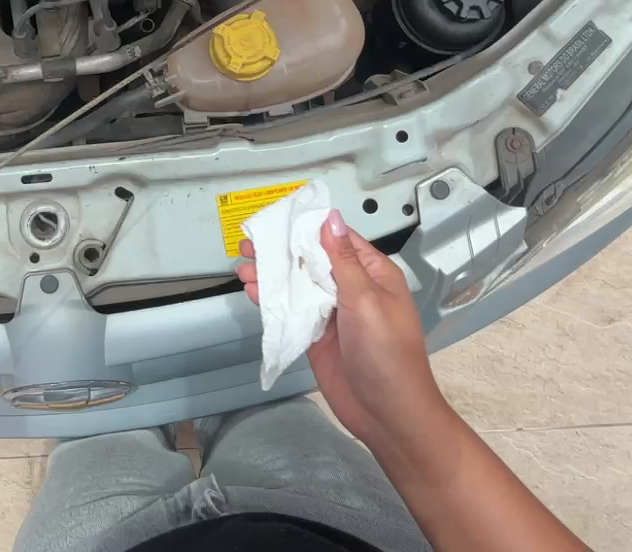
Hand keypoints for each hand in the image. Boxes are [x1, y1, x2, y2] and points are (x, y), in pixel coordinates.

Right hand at [237, 210, 446, 453]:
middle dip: (280, 251)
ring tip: (243, 269)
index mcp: (372, 273)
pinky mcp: (316, 334)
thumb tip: (331, 217)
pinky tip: (254, 292)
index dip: (306, 227)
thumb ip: (342, 259)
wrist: (388, 415)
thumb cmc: (387, 353)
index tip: (276, 217)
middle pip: (311, 259)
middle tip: (248, 245)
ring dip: (270, 275)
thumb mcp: (366, 298)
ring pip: (297, 283)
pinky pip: (291, 309)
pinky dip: (271, 300)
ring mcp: (332, 312)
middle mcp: (351, 287)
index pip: (336, 239)